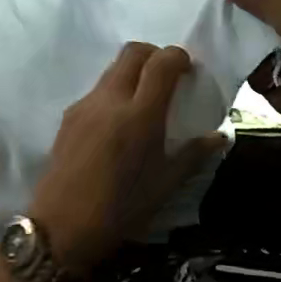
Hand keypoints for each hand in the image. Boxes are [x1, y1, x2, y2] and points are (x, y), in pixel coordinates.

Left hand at [29, 43, 224, 274]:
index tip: (189, 69)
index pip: (161, 62)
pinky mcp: (68, 116)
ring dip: (133, 71)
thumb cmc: (121, 209)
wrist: (59, 229)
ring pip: (112, 68)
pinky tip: (119, 122)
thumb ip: (194, 154)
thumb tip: (220, 136)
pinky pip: (97, 90)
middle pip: (133, 52)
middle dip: (155, 54)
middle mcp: (111, 100)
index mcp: (140, 114)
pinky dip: (115, 91)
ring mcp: (85, 105)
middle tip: (168, 76)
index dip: (178, 56)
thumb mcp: (166, 185)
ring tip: (145, 99)